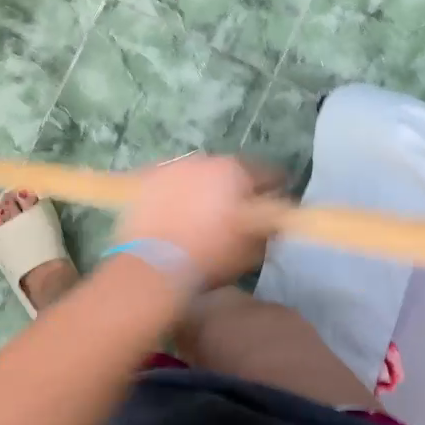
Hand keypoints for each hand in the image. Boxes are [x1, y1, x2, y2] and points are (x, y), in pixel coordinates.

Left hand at [113, 156, 277, 286]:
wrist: (153, 265)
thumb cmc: (209, 258)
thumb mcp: (253, 250)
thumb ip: (270, 227)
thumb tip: (276, 217)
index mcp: (237, 171)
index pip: (268, 174)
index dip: (275, 191)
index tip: (274, 204)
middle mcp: (206, 159)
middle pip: (230, 171)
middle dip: (235, 188)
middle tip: (235, 213)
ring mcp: (175, 165)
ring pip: (199, 174)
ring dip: (205, 188)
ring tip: (201, 214)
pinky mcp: (149, 176)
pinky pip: (172, 181)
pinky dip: (177, 192)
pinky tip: (176, 211)